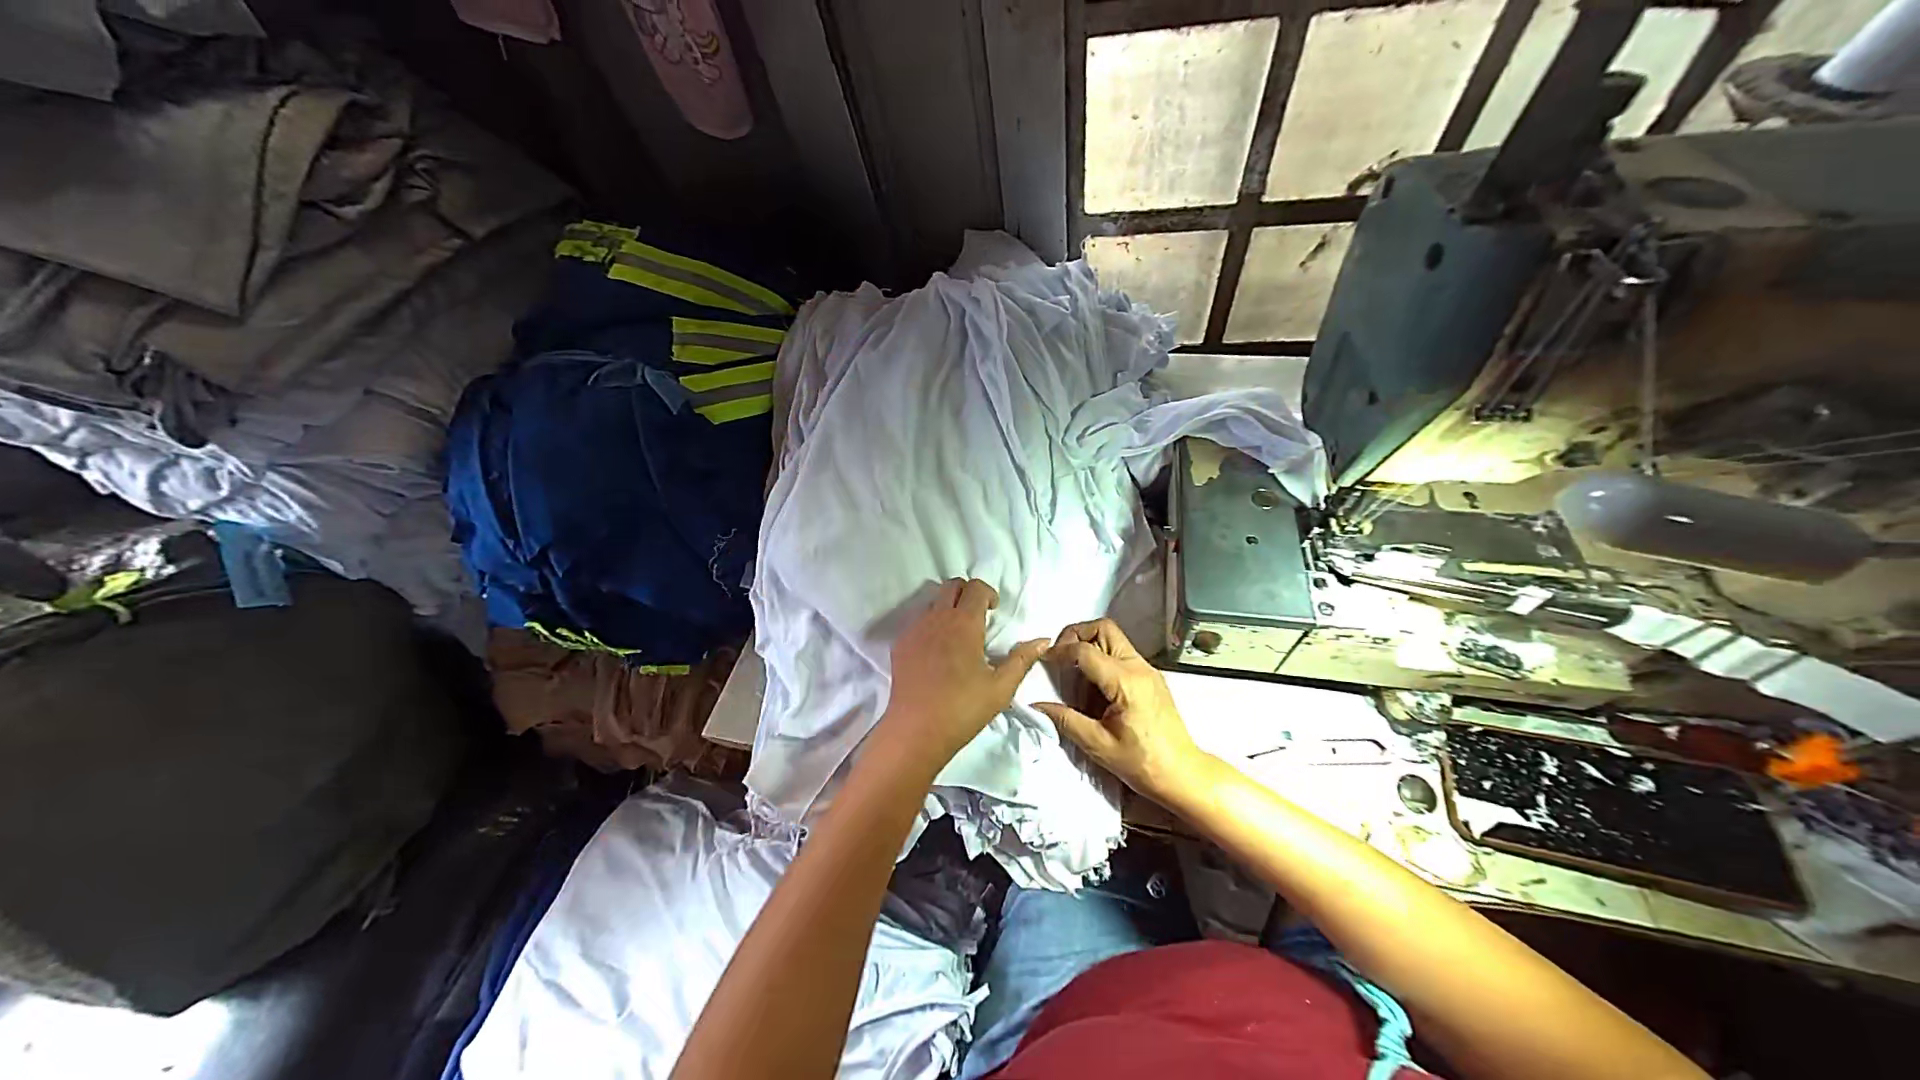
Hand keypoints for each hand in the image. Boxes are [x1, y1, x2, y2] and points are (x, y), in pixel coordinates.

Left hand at [870, 579, 1047, 780]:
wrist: (916, 730)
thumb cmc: (963, 708)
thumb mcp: (1001, 686)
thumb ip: (1022, 659)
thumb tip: (1043, 640)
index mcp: (963, 623)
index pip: (975, 587)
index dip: (988, 593)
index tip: (994, 611)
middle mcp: (937, 618)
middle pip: (951, 585)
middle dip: (967, 593)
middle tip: (978, 617)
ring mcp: (914, 630)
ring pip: (932, 603)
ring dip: (947, 608)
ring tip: (957, 635)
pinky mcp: (900, 645)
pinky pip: (917, 623)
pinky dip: (930, 626)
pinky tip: (937, 653)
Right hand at [1035, 618, 1210, 804]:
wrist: (1181, 773)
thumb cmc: (1143, 763)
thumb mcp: (1098, 745)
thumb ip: (1066, 720)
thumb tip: (1038, 705)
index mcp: (1126, 682)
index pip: (1085, 650)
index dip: (1059, 651)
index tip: (1043, 661)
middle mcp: (1139, 668)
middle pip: (1103, 628)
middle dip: (1076, 635)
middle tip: (1059, 657)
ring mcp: (1147, 670)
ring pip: (1113, 637)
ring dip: (1089, 644)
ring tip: (1072, 672)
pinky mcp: (1150, 678)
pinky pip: (1121, 653)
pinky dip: (1102, 657)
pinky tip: (1092, 684)